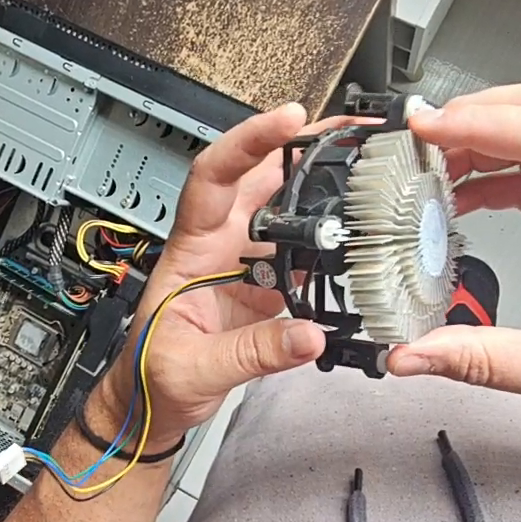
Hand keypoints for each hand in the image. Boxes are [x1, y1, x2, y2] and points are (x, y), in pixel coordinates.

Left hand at [88, 104, 334, 451]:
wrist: (152, 402)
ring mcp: (243, 265)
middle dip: (303, 147)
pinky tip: (357, 237)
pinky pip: (299, 253)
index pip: (213, 177)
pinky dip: (328, 241)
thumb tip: (309, 335)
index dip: (249, 142)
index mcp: (191, 251)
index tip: (288, 119)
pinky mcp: (262, 287)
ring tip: (369, 170)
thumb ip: (251, 353)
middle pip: (259, 179)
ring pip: (284, 212)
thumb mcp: (194, 369)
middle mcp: (218, 246)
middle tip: (355, 131)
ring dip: (322, 189)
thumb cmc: (151, 377)